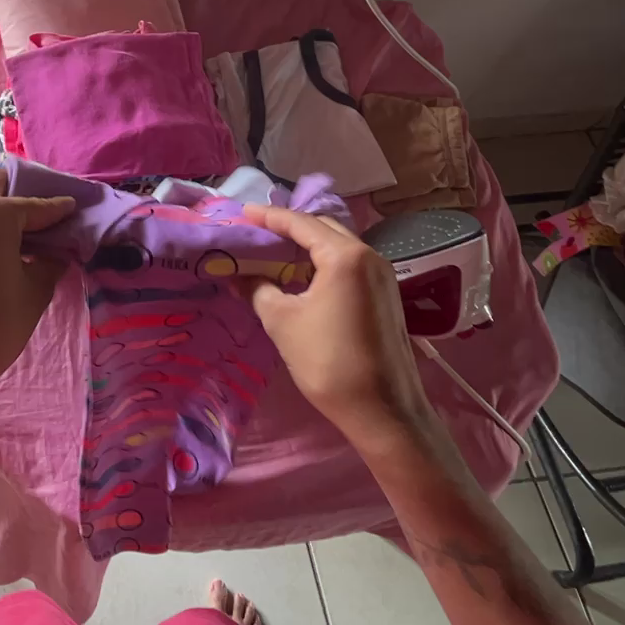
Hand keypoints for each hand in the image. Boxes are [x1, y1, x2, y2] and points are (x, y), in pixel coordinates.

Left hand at [0, 167, 75, 423]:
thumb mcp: (36, 289)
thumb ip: (50, 262)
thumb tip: (57, 253)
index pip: (37, 204)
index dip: (62, 210)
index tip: (80, 211)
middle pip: (1, 184)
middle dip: (26, 193)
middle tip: (52, 217)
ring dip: (6, 208)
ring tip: (36, 234)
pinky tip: (13, 248)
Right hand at [241, 205, 438, 455]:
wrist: (383, 411)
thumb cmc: (328, 361)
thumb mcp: (282, 321)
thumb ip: (258, 289)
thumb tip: (238, 276)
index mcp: (345, 256)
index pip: (301, 223)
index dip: (269, 217)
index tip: (242, 213)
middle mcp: (369, 256)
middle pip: (323, 228)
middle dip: (289, 227)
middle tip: (256, 232)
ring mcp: (382, 276)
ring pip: (338, 246)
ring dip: (307, 245)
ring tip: (274, 250)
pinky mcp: (385, 295)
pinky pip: (349, 264)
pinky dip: (323, 261)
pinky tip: (301, 274)